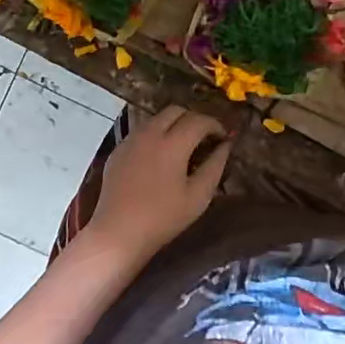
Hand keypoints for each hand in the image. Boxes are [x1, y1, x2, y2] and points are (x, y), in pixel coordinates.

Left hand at [81, 106, 231, 264]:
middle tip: (204, 138)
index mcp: (172, 143)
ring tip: (184, 146)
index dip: (215, 125)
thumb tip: (225, 146)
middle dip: (194, 119)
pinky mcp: (118, 150)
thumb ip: (215, 166)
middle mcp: (150, 133)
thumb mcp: (198, 196)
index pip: (198, 120)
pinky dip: (156, 134)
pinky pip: (141, 132)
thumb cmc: (163, 218)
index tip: (223, 138)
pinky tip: (160, 157)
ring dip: (173, 125)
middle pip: (176, 111)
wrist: (118, 232)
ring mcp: (130, 140)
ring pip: (156, 118)